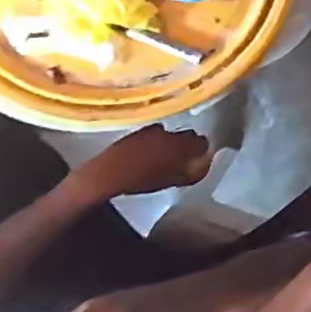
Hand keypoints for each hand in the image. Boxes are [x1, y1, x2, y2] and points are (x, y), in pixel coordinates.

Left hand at [64, 125, 212, 204]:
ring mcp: (153, 130)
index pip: (202, 142)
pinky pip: (154, 133)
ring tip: (165, 155)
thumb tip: (202, 167)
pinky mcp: (138, 131)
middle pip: (187, 135)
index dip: (202, 150)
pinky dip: (156, 140)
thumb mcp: (172, 181)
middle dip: (188, 144)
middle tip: (184, 158)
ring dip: (171, 142)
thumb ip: (191, 173)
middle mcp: (170, 133)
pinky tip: (148, 152)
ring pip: (170, 133)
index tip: (200, 158)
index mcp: (182, 145)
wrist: (108, 173)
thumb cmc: (143, 180)